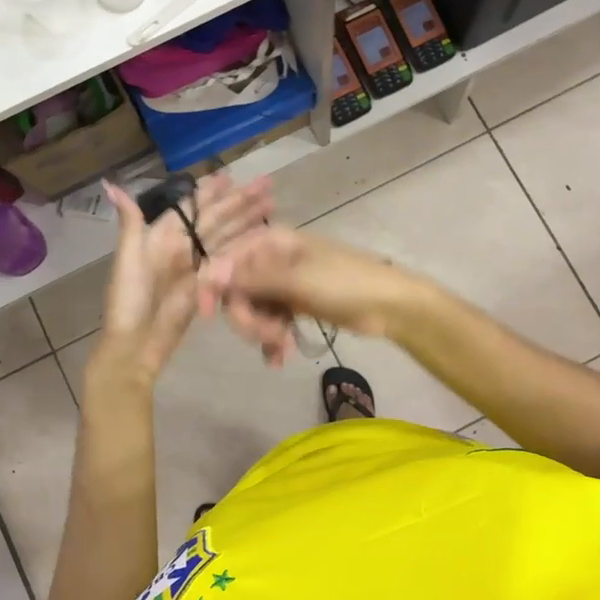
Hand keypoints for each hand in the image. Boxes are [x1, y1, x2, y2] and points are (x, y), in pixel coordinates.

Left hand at [87, 173, 274, 394]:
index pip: (191, 207)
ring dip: (248, 220)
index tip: (231, 175)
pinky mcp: (208, 286)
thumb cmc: (129, 300)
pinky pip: (230, 261)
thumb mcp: (128, 258)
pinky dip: (246, 248)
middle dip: (240, 201)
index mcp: (162, 236)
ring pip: (226, 236)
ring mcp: (196, 267)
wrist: (136, 344)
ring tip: (272, 204)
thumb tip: (111, 184)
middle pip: (215, 218)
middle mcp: (181, 247)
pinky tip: (264, 238)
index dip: (210, 191)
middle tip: (267, 184)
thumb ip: (130, 222)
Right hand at [198, 227, 424, 355]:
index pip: (226, 260)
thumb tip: (208, 274)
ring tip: (282, 347)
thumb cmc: (346, 283)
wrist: (391, 305)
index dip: (214, 287)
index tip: (208, 316)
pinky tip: (280, 358)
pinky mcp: (295, 304)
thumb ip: (251, 278)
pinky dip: (272, 340)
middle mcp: (273, 258)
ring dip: (261, 331)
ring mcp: (284, 282)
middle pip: (237, 289)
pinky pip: (270, 321)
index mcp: (271, 241)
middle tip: (267, 337)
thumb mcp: (296, 280)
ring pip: (252, 308)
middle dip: (246, 317)